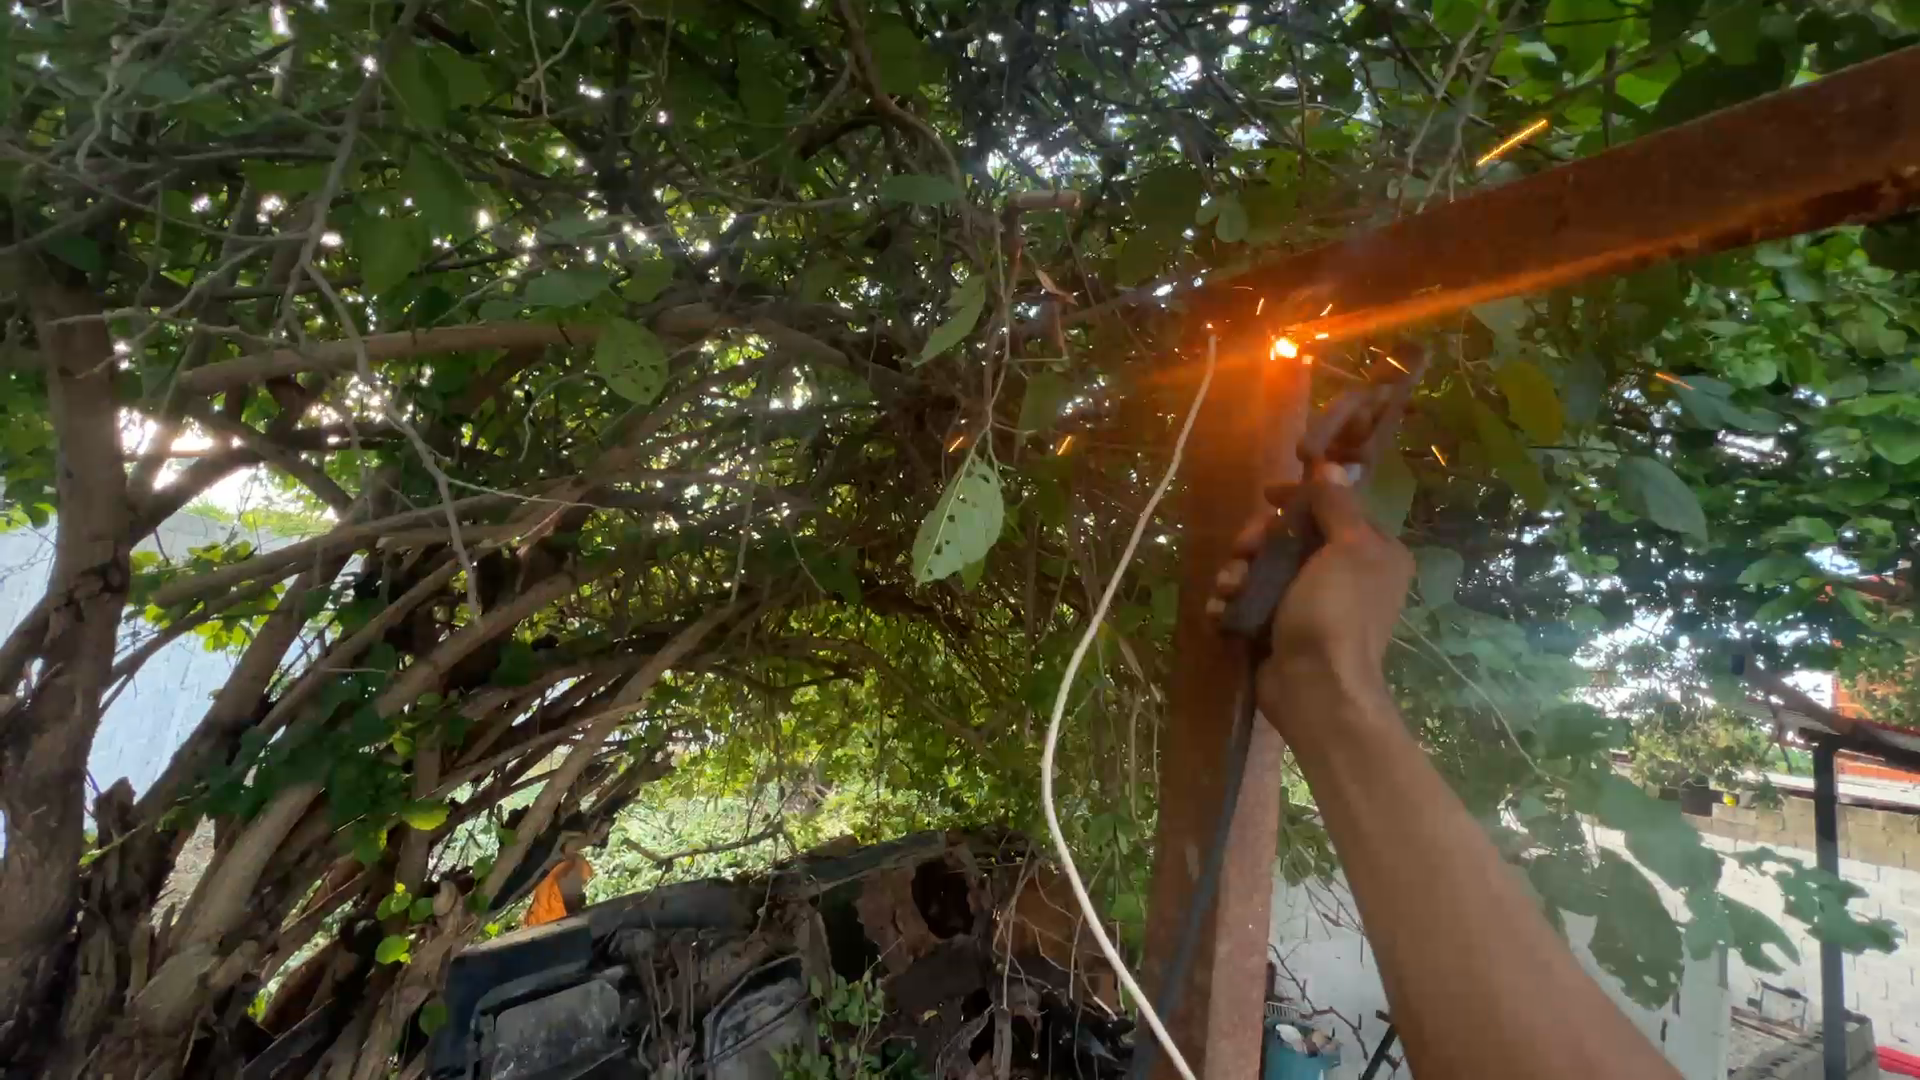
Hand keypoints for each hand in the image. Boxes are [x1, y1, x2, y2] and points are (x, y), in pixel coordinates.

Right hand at [1206, 461, 1412, 706]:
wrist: (1315, 687)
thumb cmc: (1335, 612)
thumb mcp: (1347, 548)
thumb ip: (1336, 504)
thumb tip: (1330, 465)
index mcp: (1369, 552)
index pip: (1330, 507)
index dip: (1297, 497)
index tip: (1267, 496)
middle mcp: (1341, 574)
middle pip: (1287, 536)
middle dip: (1256, 540)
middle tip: (1242, 550)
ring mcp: (1305, 603)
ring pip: (1259, 568)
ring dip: (1235, 573)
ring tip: (1228, 589)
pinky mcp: (1274, 627)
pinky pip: (1245, 601)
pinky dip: (1229, 603)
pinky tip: (1222, 612)